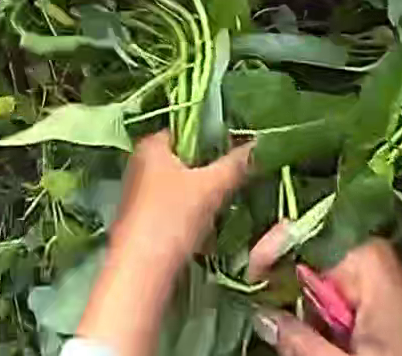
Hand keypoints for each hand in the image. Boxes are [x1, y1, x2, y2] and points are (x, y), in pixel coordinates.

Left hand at [75, 131, 253, 355]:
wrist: (140, 274)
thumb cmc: (170, 218)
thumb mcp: (210, 188)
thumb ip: (235, 165)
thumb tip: (262, 144)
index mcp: (151, 144)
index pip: (187, 127)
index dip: (213, 134)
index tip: (238, 144)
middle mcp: (141, 161)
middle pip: (185, 157)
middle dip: (210, 167)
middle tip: (237, 173)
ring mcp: (139, 191)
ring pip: (180, 183)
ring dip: (203, 192)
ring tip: (228, 199)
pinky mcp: (143, 218)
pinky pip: (174, 205)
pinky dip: (191, 211)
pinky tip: (209, 225)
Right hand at [249, 234, 401, 355]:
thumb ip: (298, 337)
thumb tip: (257, 311)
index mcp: (367, 258)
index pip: (308, 230)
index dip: (273, 246)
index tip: (248, 272)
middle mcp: (374, 260)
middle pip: (313, 253)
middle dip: (285, 278)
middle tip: (261, 302)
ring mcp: (382, 285)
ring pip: (324, 279)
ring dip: (301, 301)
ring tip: (282, 322)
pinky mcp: (386, 311)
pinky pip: (343, 299)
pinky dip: (322, 316)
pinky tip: (312, 335)